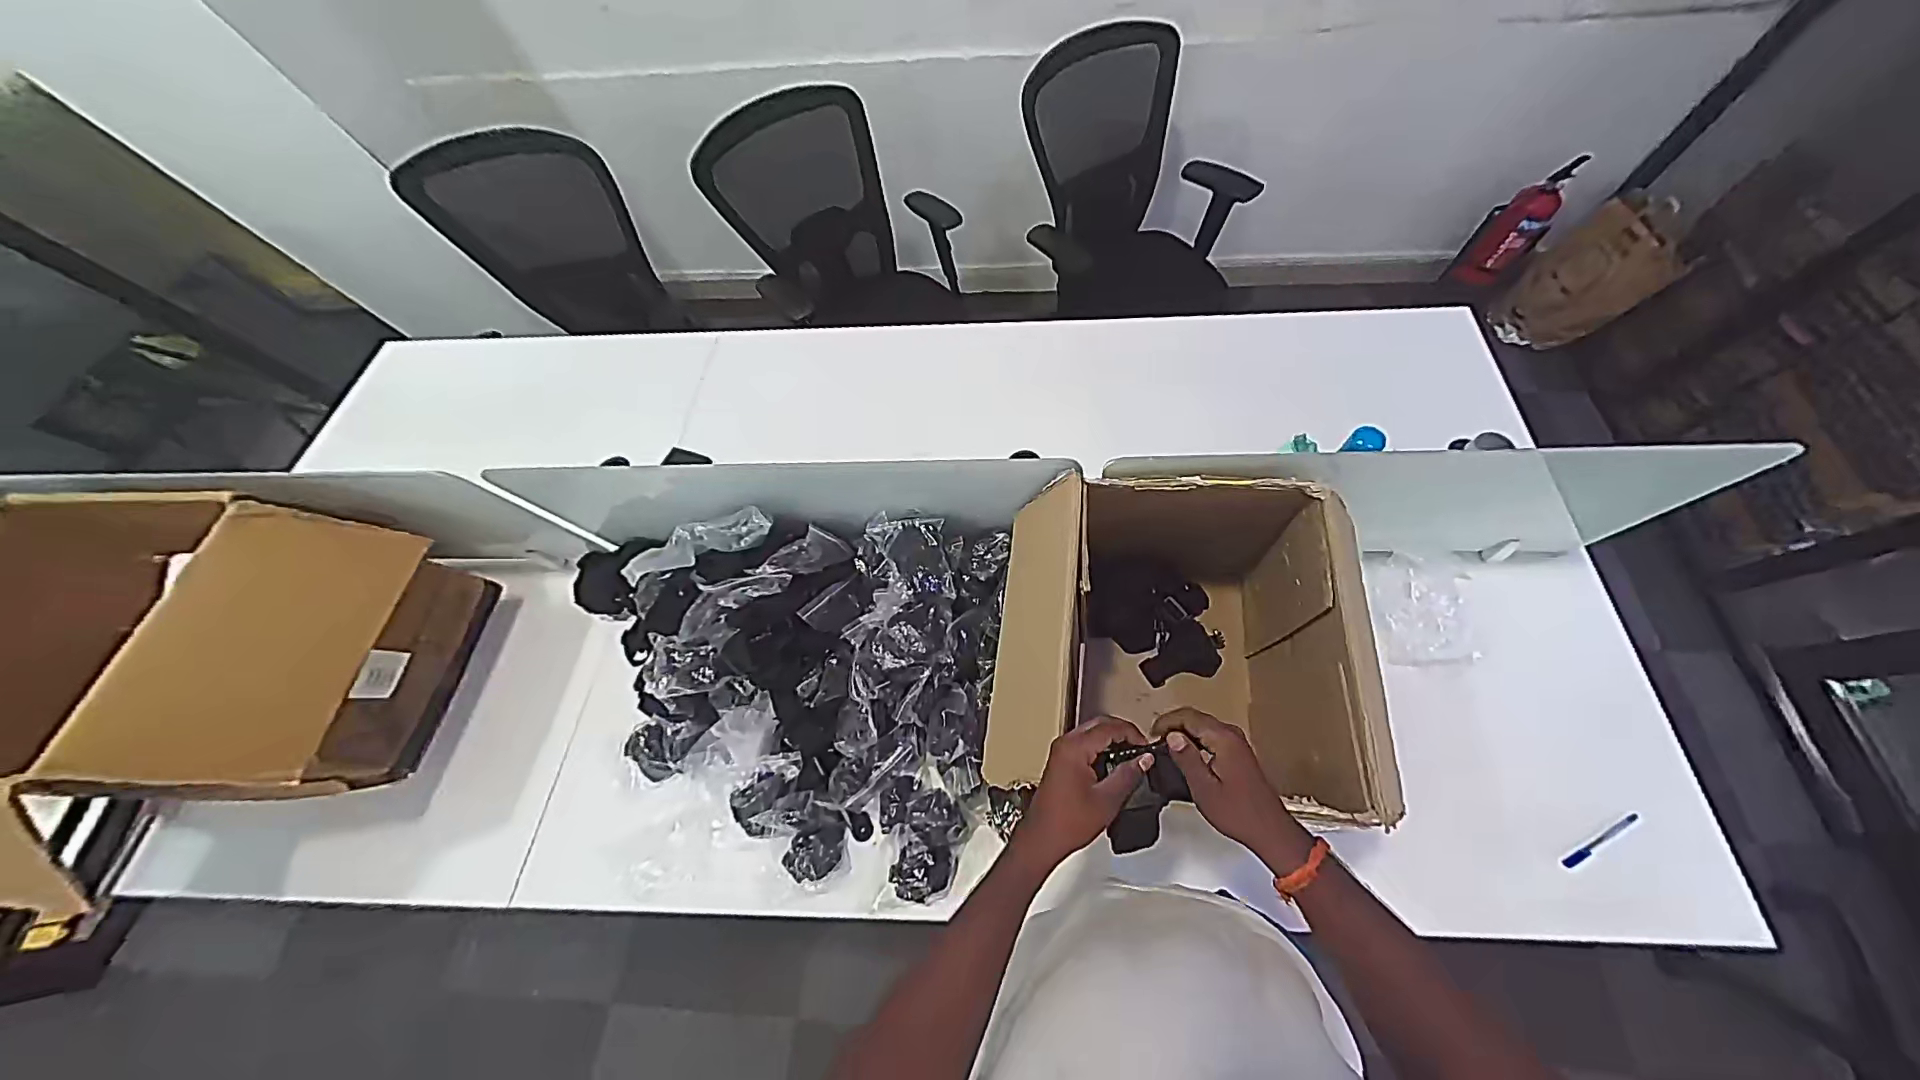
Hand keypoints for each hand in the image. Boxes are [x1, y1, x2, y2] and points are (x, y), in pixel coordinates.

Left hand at [1008, 716, 1151, 870]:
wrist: (1043, 838)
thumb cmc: (1067, 822)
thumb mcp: (1108, 799)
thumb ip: (1129, 774)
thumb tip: (1143, 759)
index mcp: (1075, 748)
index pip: (1109, 727)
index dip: (1132, 733)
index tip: (1145, 746)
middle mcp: (1065, 744)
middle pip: (1099, 724)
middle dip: (1122, 732)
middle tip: (1140, 748)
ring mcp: (1060, 752)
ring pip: (1091, 733)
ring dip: (1111, 739)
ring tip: (1130, 757)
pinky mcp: (1060, 761)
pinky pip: (1083, 744)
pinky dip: (1100, 748)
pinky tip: (1112, 765)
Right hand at [1150, 707, 1314, 870]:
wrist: (1269, 830)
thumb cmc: (1240, 813)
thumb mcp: (1203, 787)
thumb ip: (1186, 758)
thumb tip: (1172, 737)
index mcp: (1224, 740)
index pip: (1188, 717)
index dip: (1166, 722)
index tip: (1153, 735)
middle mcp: (1233, 736)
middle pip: (1197, 718)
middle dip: (1174, 725)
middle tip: (1156, 739)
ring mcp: (1238, 744)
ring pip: (1204, 726)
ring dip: (1184, 732)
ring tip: (1167, 746)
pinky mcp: (1239, 753)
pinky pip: (1212, 736)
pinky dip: (1196, 740)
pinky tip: (1187, 754)